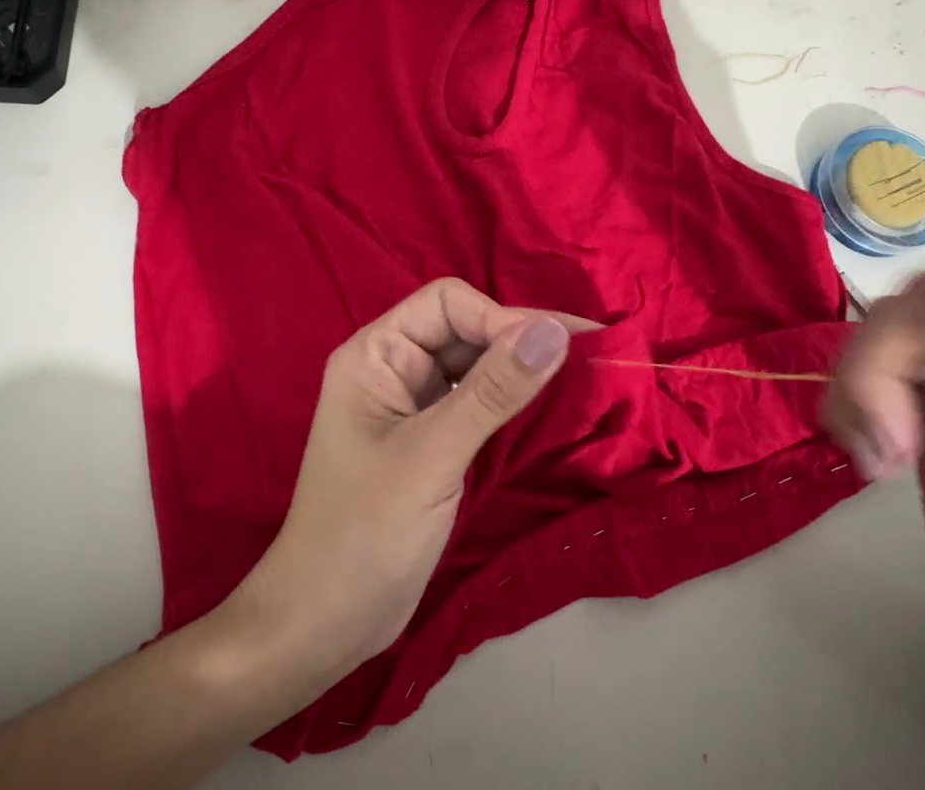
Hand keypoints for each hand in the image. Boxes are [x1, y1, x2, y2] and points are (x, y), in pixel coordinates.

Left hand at [229, 279, 590, 678]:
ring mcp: (415, 411)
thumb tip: (554, 331)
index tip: (558, 352)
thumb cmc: (365, 532)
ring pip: (480, 370)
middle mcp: (394, 371)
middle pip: (468, 331)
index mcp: (375, 355)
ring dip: (527, 372)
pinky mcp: (435, 447)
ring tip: (590, 378)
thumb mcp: (431, 456)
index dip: (502, 318)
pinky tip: (557, 413)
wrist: (326, 620)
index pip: (449, 304)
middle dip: (524, 340)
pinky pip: (482, 409)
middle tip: (598, 355)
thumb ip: (492, 392)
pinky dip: (518, 408)